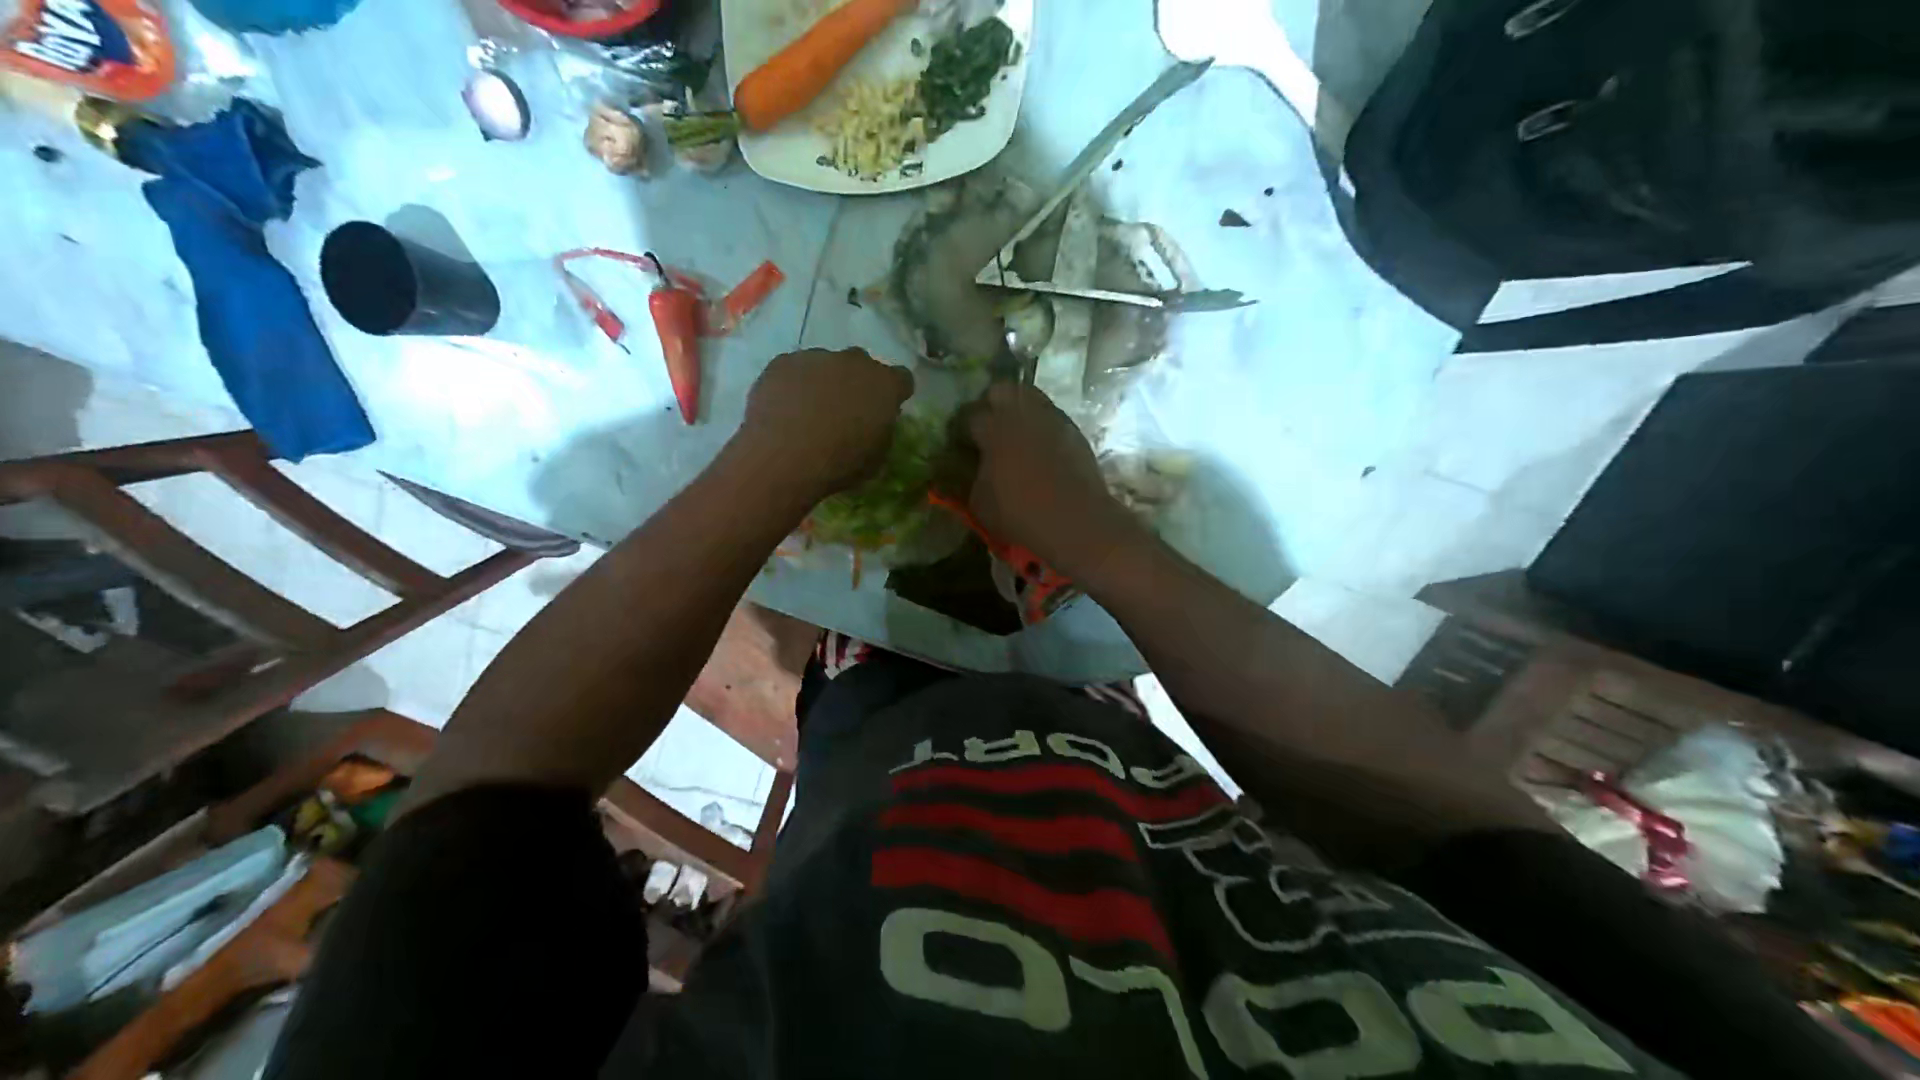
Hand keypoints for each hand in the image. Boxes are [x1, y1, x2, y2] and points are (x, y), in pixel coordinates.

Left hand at [735, 348, 914, 500]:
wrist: (783, 457)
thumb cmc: (839, 464)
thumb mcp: (876, 458)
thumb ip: (881, 431)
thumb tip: (875, 423)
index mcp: (885, 385)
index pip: (902, 379)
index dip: (894, 393)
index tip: (885, 409)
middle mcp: (855, 362)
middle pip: (862, 365)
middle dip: (857, 383)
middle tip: (845, 410)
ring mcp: (817, 357)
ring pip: (826, 364)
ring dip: (823, 382)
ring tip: (808, 412)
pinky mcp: (783, 361)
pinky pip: (794, 369)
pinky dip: (793, 384)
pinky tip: (784, 408)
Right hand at [962, 383, 1135, 571]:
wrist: (1076, 521)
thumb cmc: (1020, 514)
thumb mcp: (979, 503)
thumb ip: (970, 477)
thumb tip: (969, 467)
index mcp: (994, 429)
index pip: (968, 415)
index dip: (961, 429)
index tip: (960, 443)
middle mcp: (1023, 414)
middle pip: (1000, 390)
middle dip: (989, 404)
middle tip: (987, 428)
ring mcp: (1052, 418)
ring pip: (1029, 397)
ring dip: (1018, 410)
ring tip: (1014, 433)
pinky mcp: (1073, 430)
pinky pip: (1051, 416)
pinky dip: (1040, 424)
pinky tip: (1039, 446)